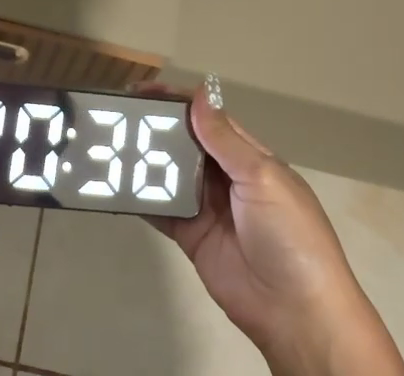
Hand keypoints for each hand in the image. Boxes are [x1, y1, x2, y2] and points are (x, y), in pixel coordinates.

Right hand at [143, 77, 403, 375]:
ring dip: (143, 160)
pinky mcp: (191, 236)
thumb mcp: (263, 178)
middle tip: (118, 114)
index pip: (210, 119)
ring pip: (169, 174)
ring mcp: (207, 207)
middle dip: (156, 128)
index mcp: (251, 157)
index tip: (145, 91)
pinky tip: (115, 185)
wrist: (295, 311)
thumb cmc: (289, 234)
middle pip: (186, 144)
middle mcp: (227, 177)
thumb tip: (199, 94)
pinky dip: (140, 198)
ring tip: (108, 143)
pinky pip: (161, 210)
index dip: (180, 102)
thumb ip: (225, 140)